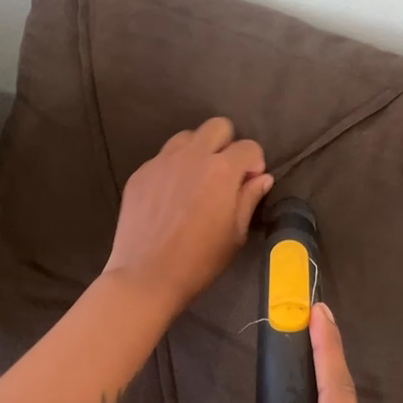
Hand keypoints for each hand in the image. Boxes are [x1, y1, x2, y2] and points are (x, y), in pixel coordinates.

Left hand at [103, 117, 273, 313]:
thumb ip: (249, 198)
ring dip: (198, 151)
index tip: (249, 183)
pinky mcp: (140, 173)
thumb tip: (262, 178)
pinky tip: (170, 197)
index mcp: (221, 170)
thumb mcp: (235, 234)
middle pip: (217, 126)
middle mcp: (192, 156)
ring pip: (187, 137)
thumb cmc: (200, 260)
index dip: (254, 163)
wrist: (146, 276)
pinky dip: (173, 168)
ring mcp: (161, 162)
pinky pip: (162, 158)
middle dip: (227, 144)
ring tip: (195, 180)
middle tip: (224, 174)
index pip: (249, 146)